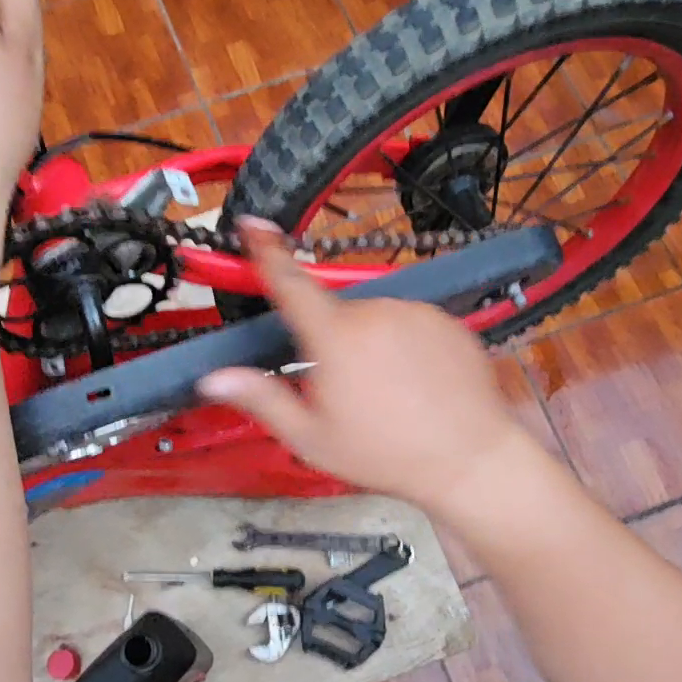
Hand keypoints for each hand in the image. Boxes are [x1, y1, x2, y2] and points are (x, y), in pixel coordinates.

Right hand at [198, 220, 533, 509]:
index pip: (290, 282)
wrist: (469, 459)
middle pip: (335, 314)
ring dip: (370, 344)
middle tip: (348, 393)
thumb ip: (261, 399)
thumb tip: (212, 378)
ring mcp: (415, 311)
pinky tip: (416, 383)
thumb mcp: (311, 437)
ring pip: (375, 319)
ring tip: (389, 393)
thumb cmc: (384, 454)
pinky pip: (410, 323)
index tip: (253, 222)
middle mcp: (375, 311)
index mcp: (335, 337)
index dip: (266, 250)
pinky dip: (404, 345)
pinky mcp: (446, 320)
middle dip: (332, 343)